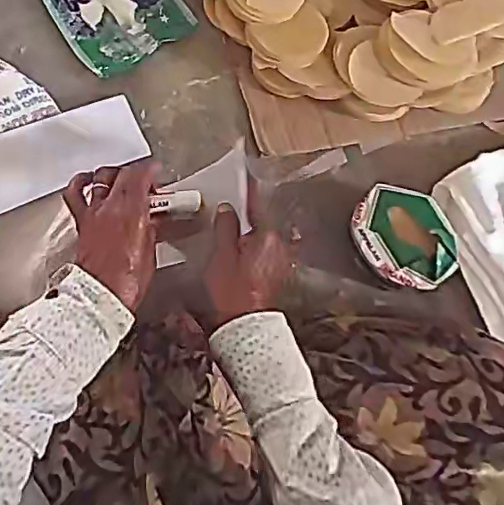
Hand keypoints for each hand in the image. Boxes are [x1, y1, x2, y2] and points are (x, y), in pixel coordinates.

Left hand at [64, 161, 161, 311]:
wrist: (100, 297)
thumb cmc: (126, 281)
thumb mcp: (150, 249)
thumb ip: (151, 227)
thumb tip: (153, 219)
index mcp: (131, 211)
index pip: (140, 174)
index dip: (151, 169)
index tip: (158, 171)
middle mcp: (109, 207)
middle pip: (122, 173)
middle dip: (137, 173)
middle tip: (147, 183)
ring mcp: (93, 213)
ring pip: (101, 178)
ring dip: (114, 175)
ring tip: (122, 179)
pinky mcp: (82, 223)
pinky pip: (76, 194)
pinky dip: (81, 183)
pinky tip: (87, 181)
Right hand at [194, 200, 297, 332]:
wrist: (245, 327)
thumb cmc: (232, 292)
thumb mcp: (221, 255)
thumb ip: (225, 227)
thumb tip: (228, 210)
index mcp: (267, 236)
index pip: (258, 205)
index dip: (250, 191)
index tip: (247, 178)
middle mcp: (280, 245)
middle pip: (264, 220)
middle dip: (250, 213)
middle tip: (234, 205)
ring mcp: (282, 260)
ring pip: (266, 236)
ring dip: (253, 230)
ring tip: (236, 227)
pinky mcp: (278, 273)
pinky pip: (267, 250)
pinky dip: (257, 245)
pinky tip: (244, 248)